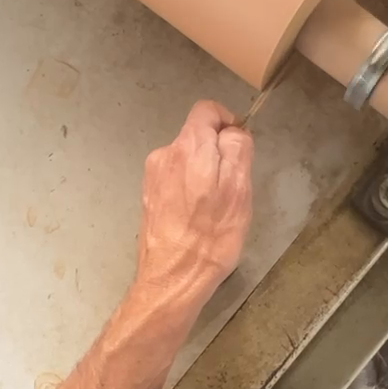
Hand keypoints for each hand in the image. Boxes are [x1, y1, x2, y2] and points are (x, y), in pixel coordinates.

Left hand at [134, 100, 253, 307]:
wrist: (173, 278)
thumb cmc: (212, 236)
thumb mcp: (239, 189)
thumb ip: (237, 149)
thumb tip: (233, 132)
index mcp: (188, 146)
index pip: (207, 110)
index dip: (227, 122)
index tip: (239, 148)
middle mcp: (164, 154)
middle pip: (197, 137)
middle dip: (217, 155)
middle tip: (231, 189)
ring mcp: (153, 177)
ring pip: (187, 161)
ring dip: (204, 175)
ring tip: (214, 209)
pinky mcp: (148, 198)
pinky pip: (176, 181)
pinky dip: (189, 192)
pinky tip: (196, 218)